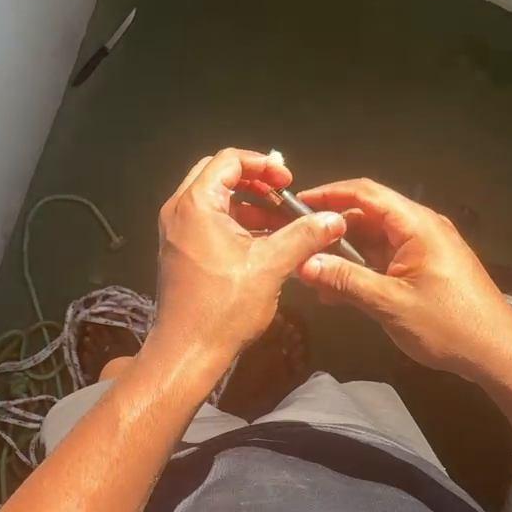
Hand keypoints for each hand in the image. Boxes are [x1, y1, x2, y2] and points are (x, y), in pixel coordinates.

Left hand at [151, 149, 349, 364]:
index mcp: (196, 203)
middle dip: (255, 181)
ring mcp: (176, 230)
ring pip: (214, 199)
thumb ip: (303, 236)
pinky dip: (236, 223)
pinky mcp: (180, 249)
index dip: (263, 165)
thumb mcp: (270, 266)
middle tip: (284, 196)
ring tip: (282, 222)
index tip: (289, 183)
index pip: (229, 159)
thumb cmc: (224, 306)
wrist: (186, 351)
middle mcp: (179, 209)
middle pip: (218, 174)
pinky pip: (209, 221)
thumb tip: (334, 219)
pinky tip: (265, 242)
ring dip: (248, 204)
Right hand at [295, 178, 511, 386]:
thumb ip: (346, 280)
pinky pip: (385, 257)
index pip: (365, 192)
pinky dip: (361, 268)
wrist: (500, 356)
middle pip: (367, 214)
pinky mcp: (425, 266)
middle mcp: (421, 226)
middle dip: (332, 228)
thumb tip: (303, 264)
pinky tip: (336, 290)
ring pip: (373, 238)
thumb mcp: (390, 304)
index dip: (328, 193)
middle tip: (298, 242)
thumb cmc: (449, 326)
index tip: (296, 203)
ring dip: (344, 253)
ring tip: (311, 273)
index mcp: (417, 224)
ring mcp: (424, 246)